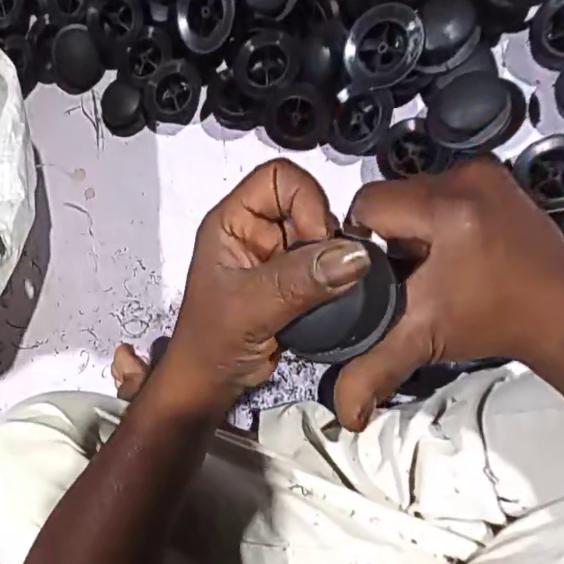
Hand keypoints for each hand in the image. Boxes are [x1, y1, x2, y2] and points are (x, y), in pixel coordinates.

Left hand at [141, 159, 371, 415]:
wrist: (211, 385)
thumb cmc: (210, 344)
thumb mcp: (251, 308)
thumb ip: (299, 281)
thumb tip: (352, 256)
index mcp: (232, 223)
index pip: (278, 178)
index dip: (305, 200)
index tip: (316, 240)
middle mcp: (255, 233)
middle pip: (307, 204)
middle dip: (323, 234)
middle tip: (330, 269)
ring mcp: (276, 259)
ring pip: (321, 237)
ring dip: (333, 259)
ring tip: (329, 288)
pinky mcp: (294, 284)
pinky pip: (327, 267)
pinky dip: (336, 279)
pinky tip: (332, 298)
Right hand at [332, 157, 563, 429]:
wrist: (559, 312)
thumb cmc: (501, 318)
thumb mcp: (422, 341)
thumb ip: (375, 371)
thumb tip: (345, 411)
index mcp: (448, 209)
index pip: (366, 204)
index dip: (359, 242)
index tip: (376, 272)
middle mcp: (468, 180)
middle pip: (389, 197)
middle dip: (386, 238)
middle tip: (406, 275)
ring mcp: (485, 177)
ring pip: (413, 194)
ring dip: (409, 230)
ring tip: (427, 265)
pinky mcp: (495, 182)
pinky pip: (440, 193)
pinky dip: (434, 221)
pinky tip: (446, 252)